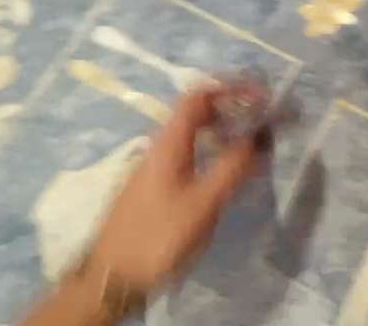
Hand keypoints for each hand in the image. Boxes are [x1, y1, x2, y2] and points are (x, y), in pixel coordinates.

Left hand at [81, 84, 264, 292]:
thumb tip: (260, 135)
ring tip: (247, 142)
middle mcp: (159, 146)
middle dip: (230, 106)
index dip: (230, 87)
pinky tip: (221, 171)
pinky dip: (209, 147)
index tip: (259, 96)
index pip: (199, 94)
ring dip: (220, 128)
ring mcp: (152, 166)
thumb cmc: (158, 237)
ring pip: (190, 132)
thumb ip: (233, 166)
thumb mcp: (203, 203)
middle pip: (195, 110)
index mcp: (169, 141)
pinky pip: (186, 151)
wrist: (108, 281)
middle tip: (259, 118)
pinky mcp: (152, 186)